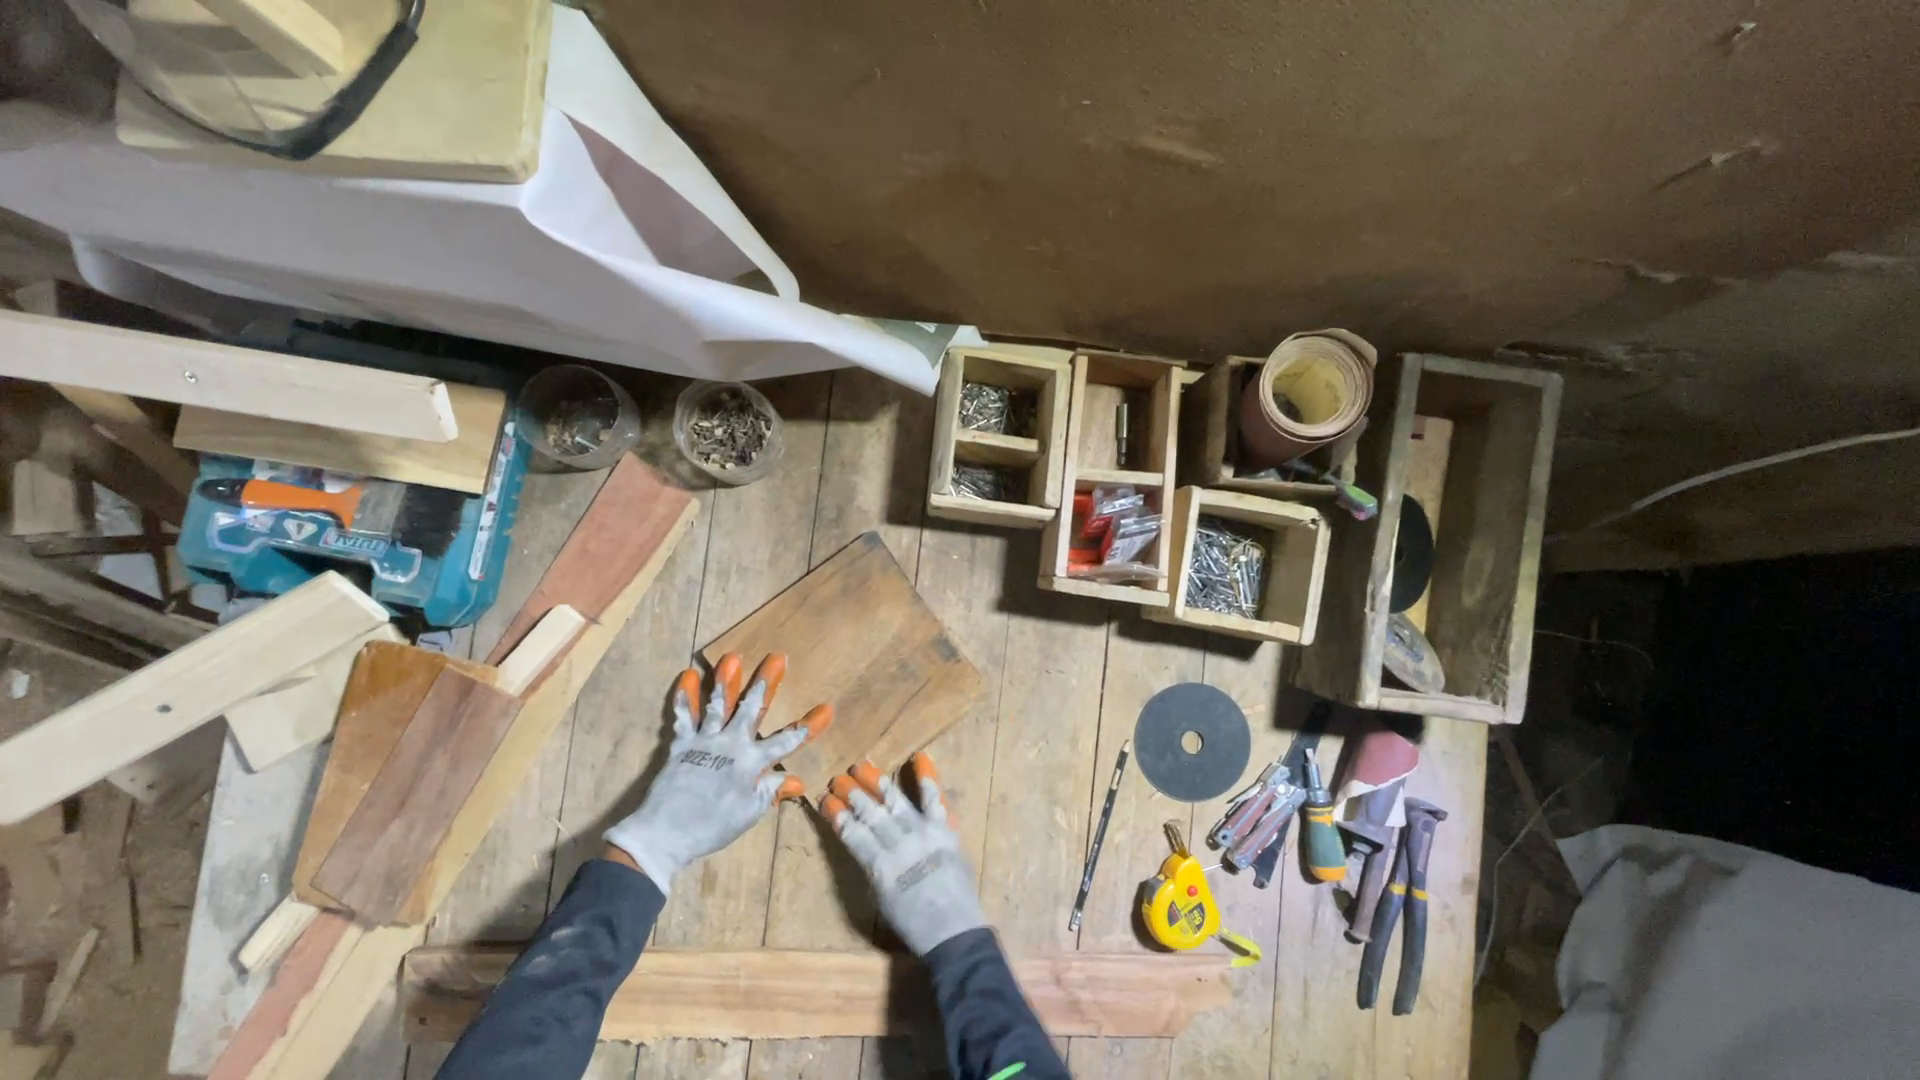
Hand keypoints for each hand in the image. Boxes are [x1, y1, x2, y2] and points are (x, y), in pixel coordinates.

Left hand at [604, 653, 831, 893]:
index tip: (826, 709)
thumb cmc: (712, 827)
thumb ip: (770, 791)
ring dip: (727, 680)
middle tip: (777, 658)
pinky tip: (687, 676)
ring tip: (732, 657)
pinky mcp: (681, 744)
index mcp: (751, 762)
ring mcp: (704, 741)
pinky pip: (683, 717)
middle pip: (752, 709)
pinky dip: (685, 697)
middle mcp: (731, 744)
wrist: (664, 833)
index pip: (786, 741)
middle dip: (766, 683)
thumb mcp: (748, 814)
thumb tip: (797, 780)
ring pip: (718, 704)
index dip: (807, 726)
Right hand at [824, 754, 985, 956]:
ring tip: (863, 766)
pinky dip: (927, 779)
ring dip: (878, 783)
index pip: (852, 833)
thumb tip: (859, 840)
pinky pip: (934, 801)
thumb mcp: (880, 898)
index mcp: (879, 865)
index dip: (837, 815)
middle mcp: (898, 844)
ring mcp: (923, 833)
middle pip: (871, 813)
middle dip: (852, 794)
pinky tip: (919, 759)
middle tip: (838, 778)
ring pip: (896, 802)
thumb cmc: (913, 922)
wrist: (953, 930)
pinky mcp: (945, 830)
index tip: (824, 799)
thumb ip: (871, 866)